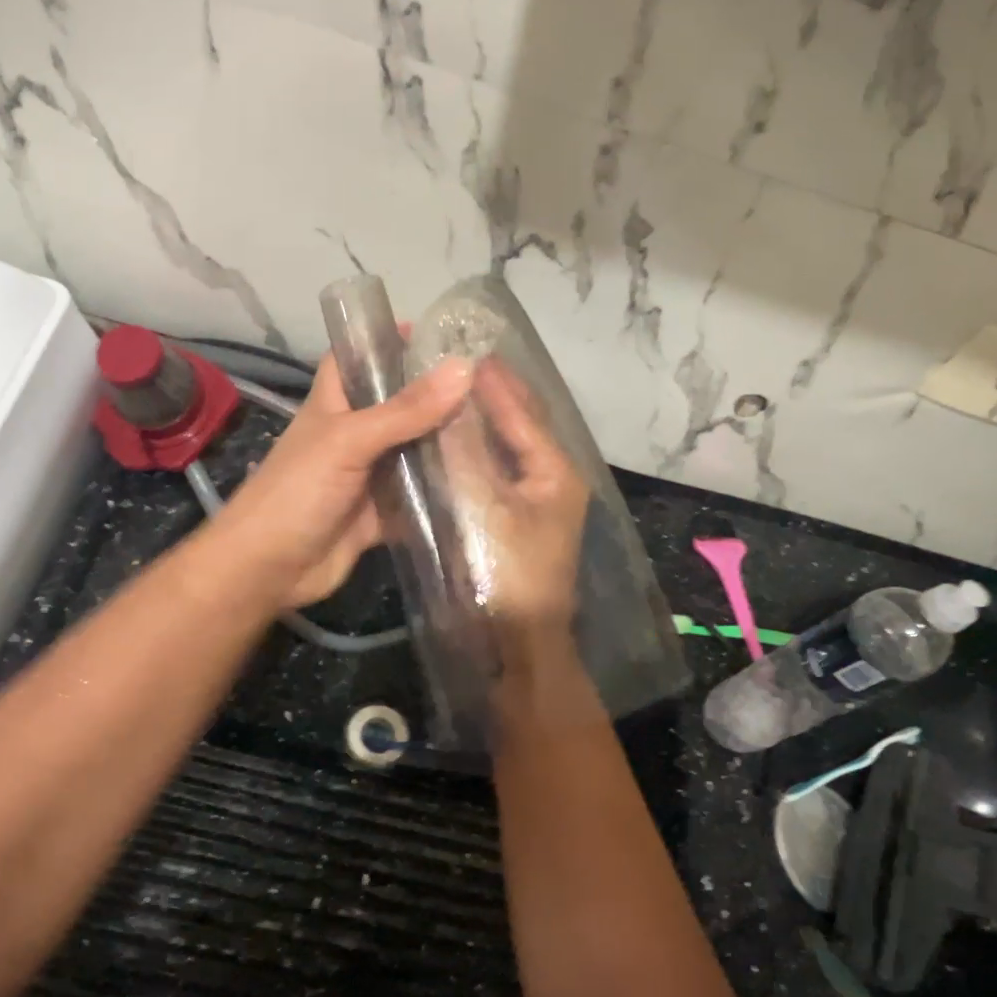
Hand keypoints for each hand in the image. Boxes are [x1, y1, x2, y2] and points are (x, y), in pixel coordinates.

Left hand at [212, 352, 472, 609]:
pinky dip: (443, 497)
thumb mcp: (348, 441)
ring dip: (447, 448)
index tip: (442, 332)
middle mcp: (354, 436)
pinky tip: (485, 487)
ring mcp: (368, 478)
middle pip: (400, 407)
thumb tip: (463, 368)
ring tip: (503, 430)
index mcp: (335, 404)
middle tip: (495, 386)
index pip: (358, 357)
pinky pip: (418, 501)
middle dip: (438, 398)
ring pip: (414, 455)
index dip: (389, 340)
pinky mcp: (380, 517)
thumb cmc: (297, 493)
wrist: (267, 569)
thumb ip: (405, 410)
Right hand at [441, 359, 591, 628]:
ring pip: (504, 450)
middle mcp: (550, 481)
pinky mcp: (513, 523)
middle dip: (489, 395)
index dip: (492, 381)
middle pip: (519, 426)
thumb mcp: (484, 510)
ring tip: (442, 393)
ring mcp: (534, 504)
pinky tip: (441, 444)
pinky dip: (470, 455)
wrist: (517, 647)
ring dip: (477, 423)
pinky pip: (492, 474)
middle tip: (451, 363)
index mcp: (555, 472)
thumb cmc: (507, 574)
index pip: (522, 413)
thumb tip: (449, 398)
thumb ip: (464, 453)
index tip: (461, 348)